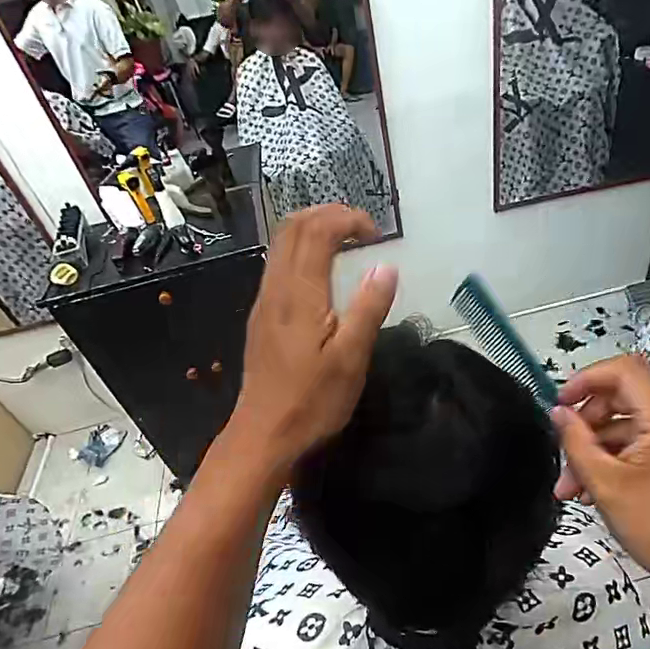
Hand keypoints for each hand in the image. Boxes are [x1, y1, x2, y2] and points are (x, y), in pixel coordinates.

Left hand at [228, 205, 396, 469]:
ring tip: (347, 239)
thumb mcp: (352, 358)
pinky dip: (303, 250)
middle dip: (328, 214)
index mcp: (300, 294)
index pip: (317, 231)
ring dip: (313, 229)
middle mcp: (276, 289)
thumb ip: (368, 308)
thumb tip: (386, 267)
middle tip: (362, 226)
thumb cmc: (313, 400)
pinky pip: (279, 265)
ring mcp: (264, 303)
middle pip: (292, 228)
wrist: (264, 434)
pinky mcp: (263, 318)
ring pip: (281, 245)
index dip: (347, 219)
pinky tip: (324, 271)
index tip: (377, 234)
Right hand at [550, 356, 649, 596]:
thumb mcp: (607, 485)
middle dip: (588, 424)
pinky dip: (621, 457)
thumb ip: (576, 442)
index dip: (586, 379)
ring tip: (574, 486)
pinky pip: (649, 441)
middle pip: (625, 397)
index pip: (624, 370)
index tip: (561, 403)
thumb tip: (559, 414)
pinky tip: (598, 487)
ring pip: (633, 424)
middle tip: (565, 457)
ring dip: (600, 448)